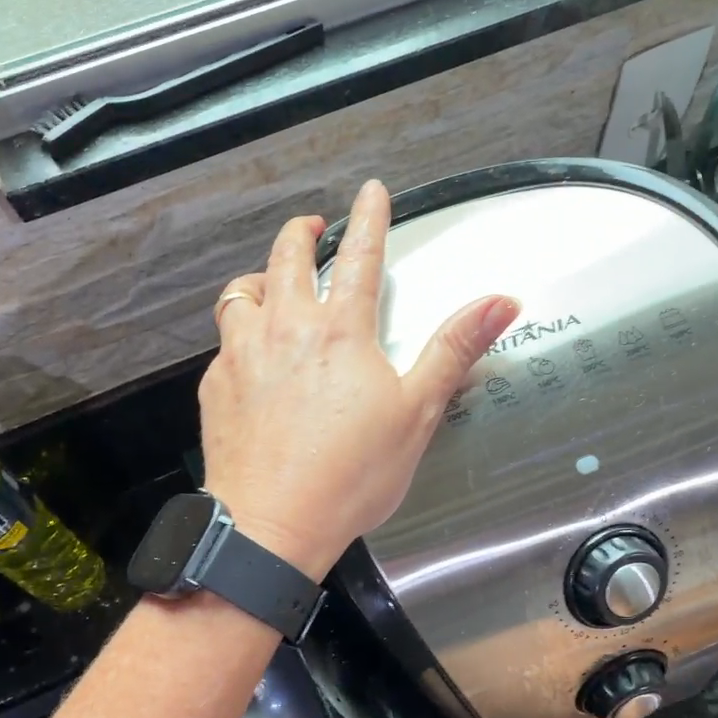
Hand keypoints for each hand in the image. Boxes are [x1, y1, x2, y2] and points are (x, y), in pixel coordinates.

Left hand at [198, 179, 519, 579]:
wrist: (271, 525)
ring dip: (259, 277)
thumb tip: (500, 302)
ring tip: (269, 281)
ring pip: (241, 293)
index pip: (358, 256)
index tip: (370, 192)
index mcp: (340, 332)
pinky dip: (238, 332)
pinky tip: (248, 352)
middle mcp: (285, 330)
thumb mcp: (417, 414)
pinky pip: (223, 343)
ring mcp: (243, 357)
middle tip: (312, 227)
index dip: (368, 217)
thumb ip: (453, 351)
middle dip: (302, 234)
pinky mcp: (216, 388)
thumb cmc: (348, 476)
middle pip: (287, 259)